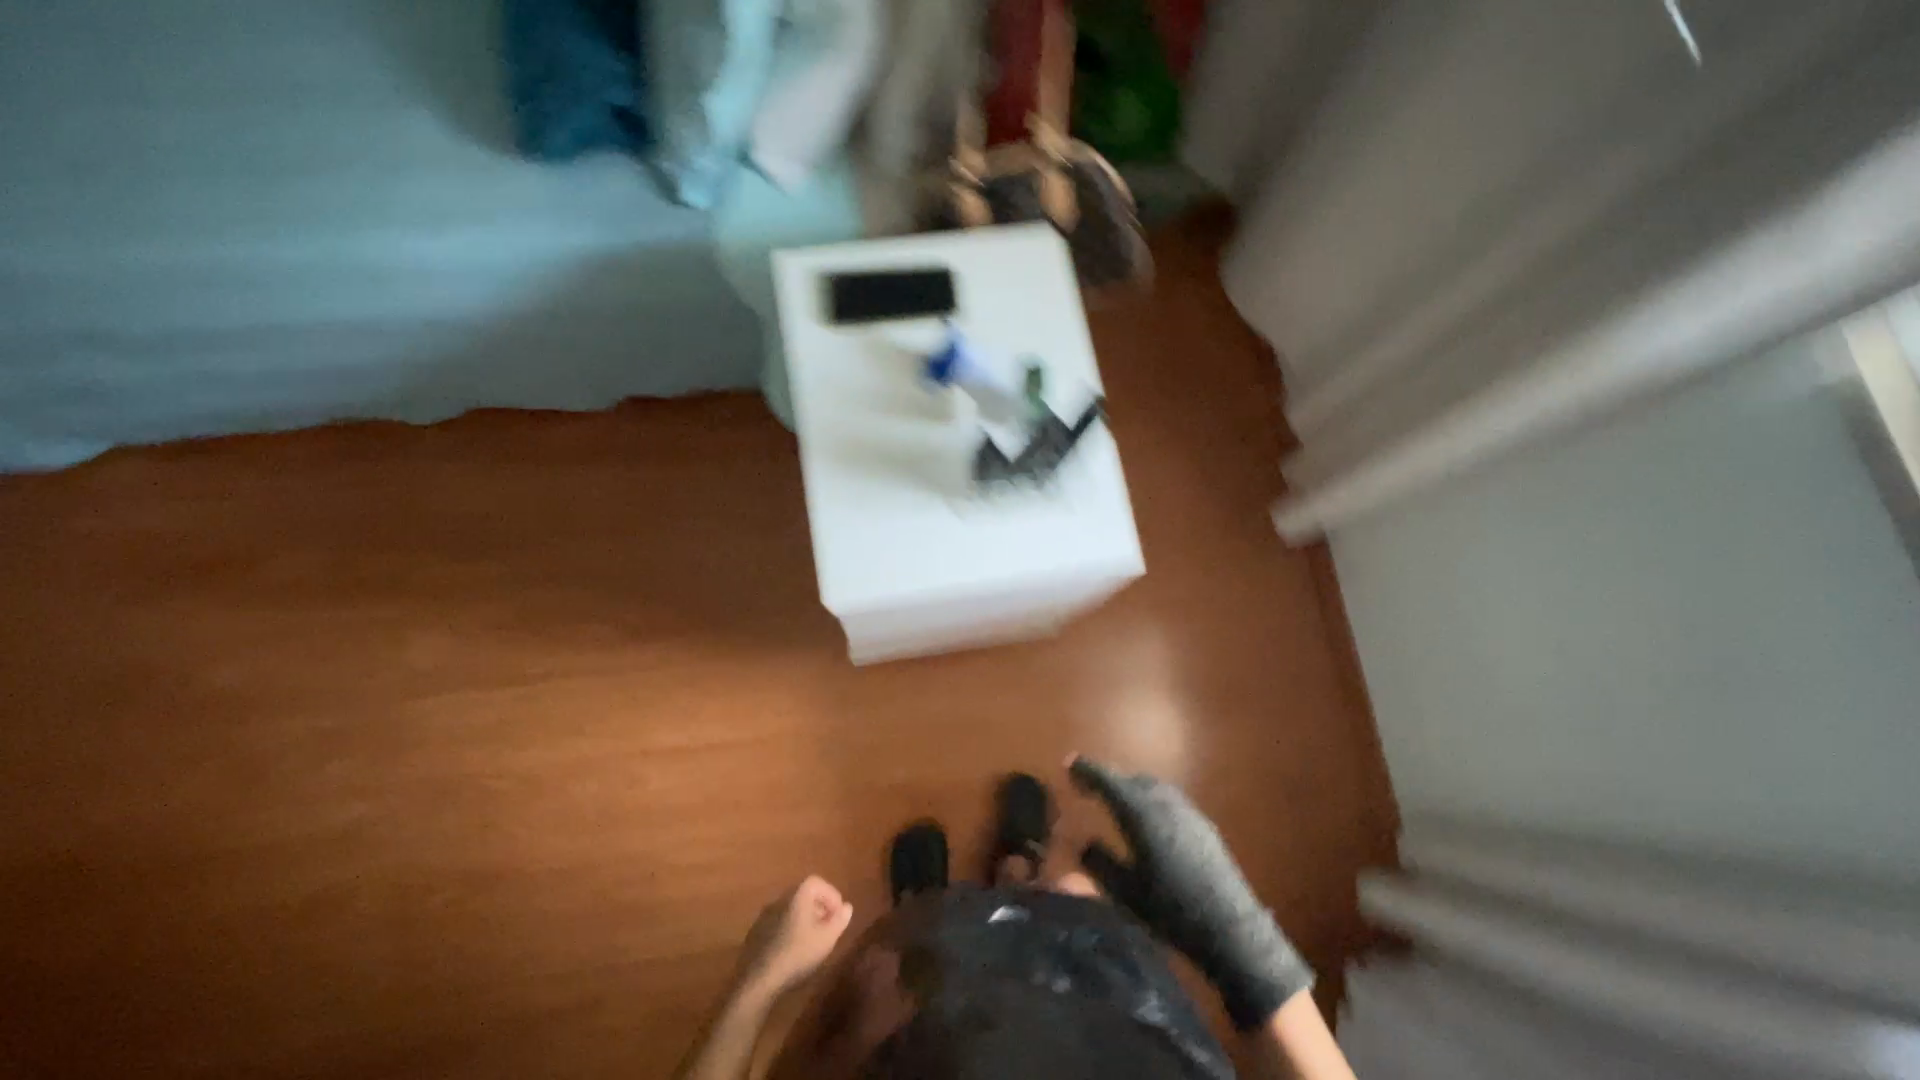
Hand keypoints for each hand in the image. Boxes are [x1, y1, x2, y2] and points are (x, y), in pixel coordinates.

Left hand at [736, 876, 854, 1000]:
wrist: (758, 979)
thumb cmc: (797, 953)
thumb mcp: (827, 938)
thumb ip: (839, 920)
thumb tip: (847, 907)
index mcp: (797, 896)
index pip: (817, 882)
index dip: (831, 895)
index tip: (838, 914)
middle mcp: (779, 899)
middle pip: (803, 895)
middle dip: (819, 907)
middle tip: (828, 927)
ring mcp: (764, 916)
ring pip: (790, 910)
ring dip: (803, 919)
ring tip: (811, 940)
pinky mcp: (755, 932)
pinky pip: (778, 923)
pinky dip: (789, 929)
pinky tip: (792, 949)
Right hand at [1068, 757, 1312, 1030]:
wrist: (1230, 929)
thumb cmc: (1170, 912)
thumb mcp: (1125, 891)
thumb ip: (1099, 861)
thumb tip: (1082, 841)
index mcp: (1142, 814)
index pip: (1109, 781)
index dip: (1087, 771)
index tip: (1068, 764)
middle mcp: (1165, 804)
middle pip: (1131, 779)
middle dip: (1107, 778)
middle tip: (1085, 787)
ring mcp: (1188, 813)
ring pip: (1153, 787)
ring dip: (1129, 787)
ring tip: (1112, 801)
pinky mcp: (1203, 827)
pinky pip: (1168, 800)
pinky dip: (1148, 799)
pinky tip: (1145, 820)